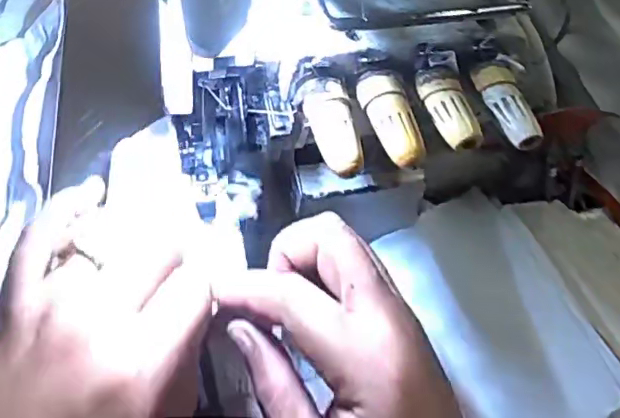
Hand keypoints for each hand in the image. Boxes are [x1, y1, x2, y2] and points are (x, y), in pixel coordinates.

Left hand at [0, 178, 212, 417]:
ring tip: (132, 252)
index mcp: (135, 362)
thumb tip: (199, 306)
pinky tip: (89, 196)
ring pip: (107, 236)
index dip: (201, 287)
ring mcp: (48, 304)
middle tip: (168, 275)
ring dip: (126, 242)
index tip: (196, 293)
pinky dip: (63, 208)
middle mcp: (95, 321)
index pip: (194, 285)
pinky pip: (38, 235)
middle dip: (173, 258)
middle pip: (160, 248)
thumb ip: (184, 361)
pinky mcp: (10, 300)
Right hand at [212, 213, 460, 417]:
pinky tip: (308, 318)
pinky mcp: (405, 317)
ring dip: (306, 261)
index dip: (245, 287)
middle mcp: (389, 312)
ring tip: (281, 311)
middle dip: (285, 254)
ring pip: (346, 242)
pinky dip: (325, 274)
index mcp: (367, 350)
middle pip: (330, 235)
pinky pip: (358, 268)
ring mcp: (403, 310)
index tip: (215, 292)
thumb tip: (239, 326)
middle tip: (260, 302)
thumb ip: (274, 385)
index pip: (291, 290)